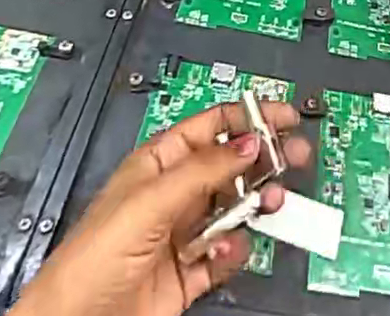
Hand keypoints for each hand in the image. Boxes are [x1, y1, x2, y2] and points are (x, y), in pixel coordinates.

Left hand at [15, 101, 311, 315]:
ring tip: (272, 203)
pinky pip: (226, 252)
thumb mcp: (151, 201)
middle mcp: (176, 192)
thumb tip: (248, 140)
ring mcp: (184, 232)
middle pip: (231, 163)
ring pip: (235, 206)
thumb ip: (204, 169)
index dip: (249, 117)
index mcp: (161, 161)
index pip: (214, 126)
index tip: (284, 117)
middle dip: (264, 158)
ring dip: (256, 203)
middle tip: (295, 156)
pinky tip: (228, 249)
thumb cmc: (94, 257)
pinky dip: (234, 250)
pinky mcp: (190, 272)